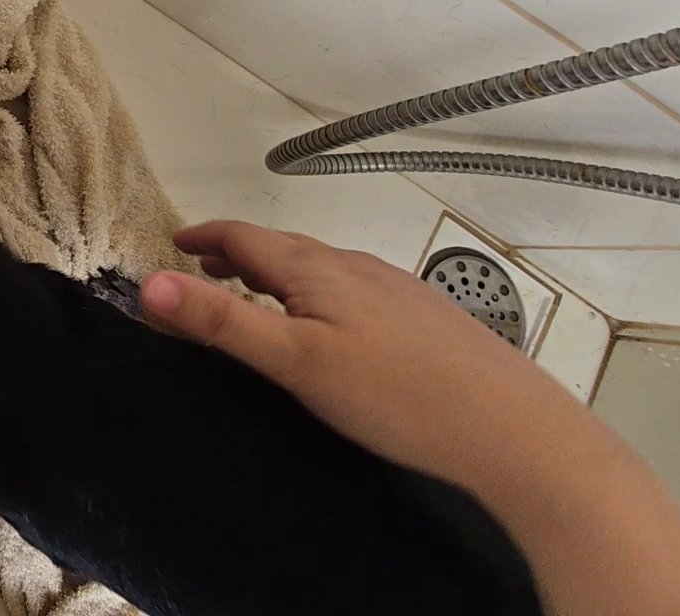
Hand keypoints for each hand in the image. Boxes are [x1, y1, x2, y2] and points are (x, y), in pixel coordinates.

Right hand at [139, 220, 572, 487]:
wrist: (531, 444)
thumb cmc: (398, 396)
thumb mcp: (294, 361)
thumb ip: (219, 321)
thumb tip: (148, 283)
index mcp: (316, 269)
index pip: (243, 235)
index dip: (204, 235)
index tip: (174, 242)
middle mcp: (355, 267)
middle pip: (282, 247)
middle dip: (237, 253)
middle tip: (206, 269)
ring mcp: (398, 290)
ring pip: (319, 268)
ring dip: (276, 271)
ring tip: (257, 292)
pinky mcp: (428, 317)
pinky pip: (352, 288)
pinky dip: (315, 291)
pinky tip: (331, 324)